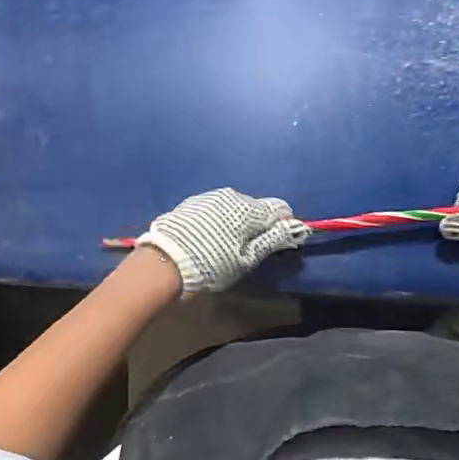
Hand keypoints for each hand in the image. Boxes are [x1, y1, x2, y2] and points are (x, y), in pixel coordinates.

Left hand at [137, 189, 310, 293]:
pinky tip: (206, 238)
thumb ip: (273, 240)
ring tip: (223, 245)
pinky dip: (216, 221)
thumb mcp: (247, 259)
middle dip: (256, 224)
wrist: (164, 261)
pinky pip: (213, 209)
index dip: (281, 225)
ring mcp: (206, 197)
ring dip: (234, 221)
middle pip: (253, 207)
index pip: (278, 209)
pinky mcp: (189, 204)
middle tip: (245, 249)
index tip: (274, 243)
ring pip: (232, 207)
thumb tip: (294, 227)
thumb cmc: (212, 263)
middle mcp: (229, 196)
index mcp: (248, 208)